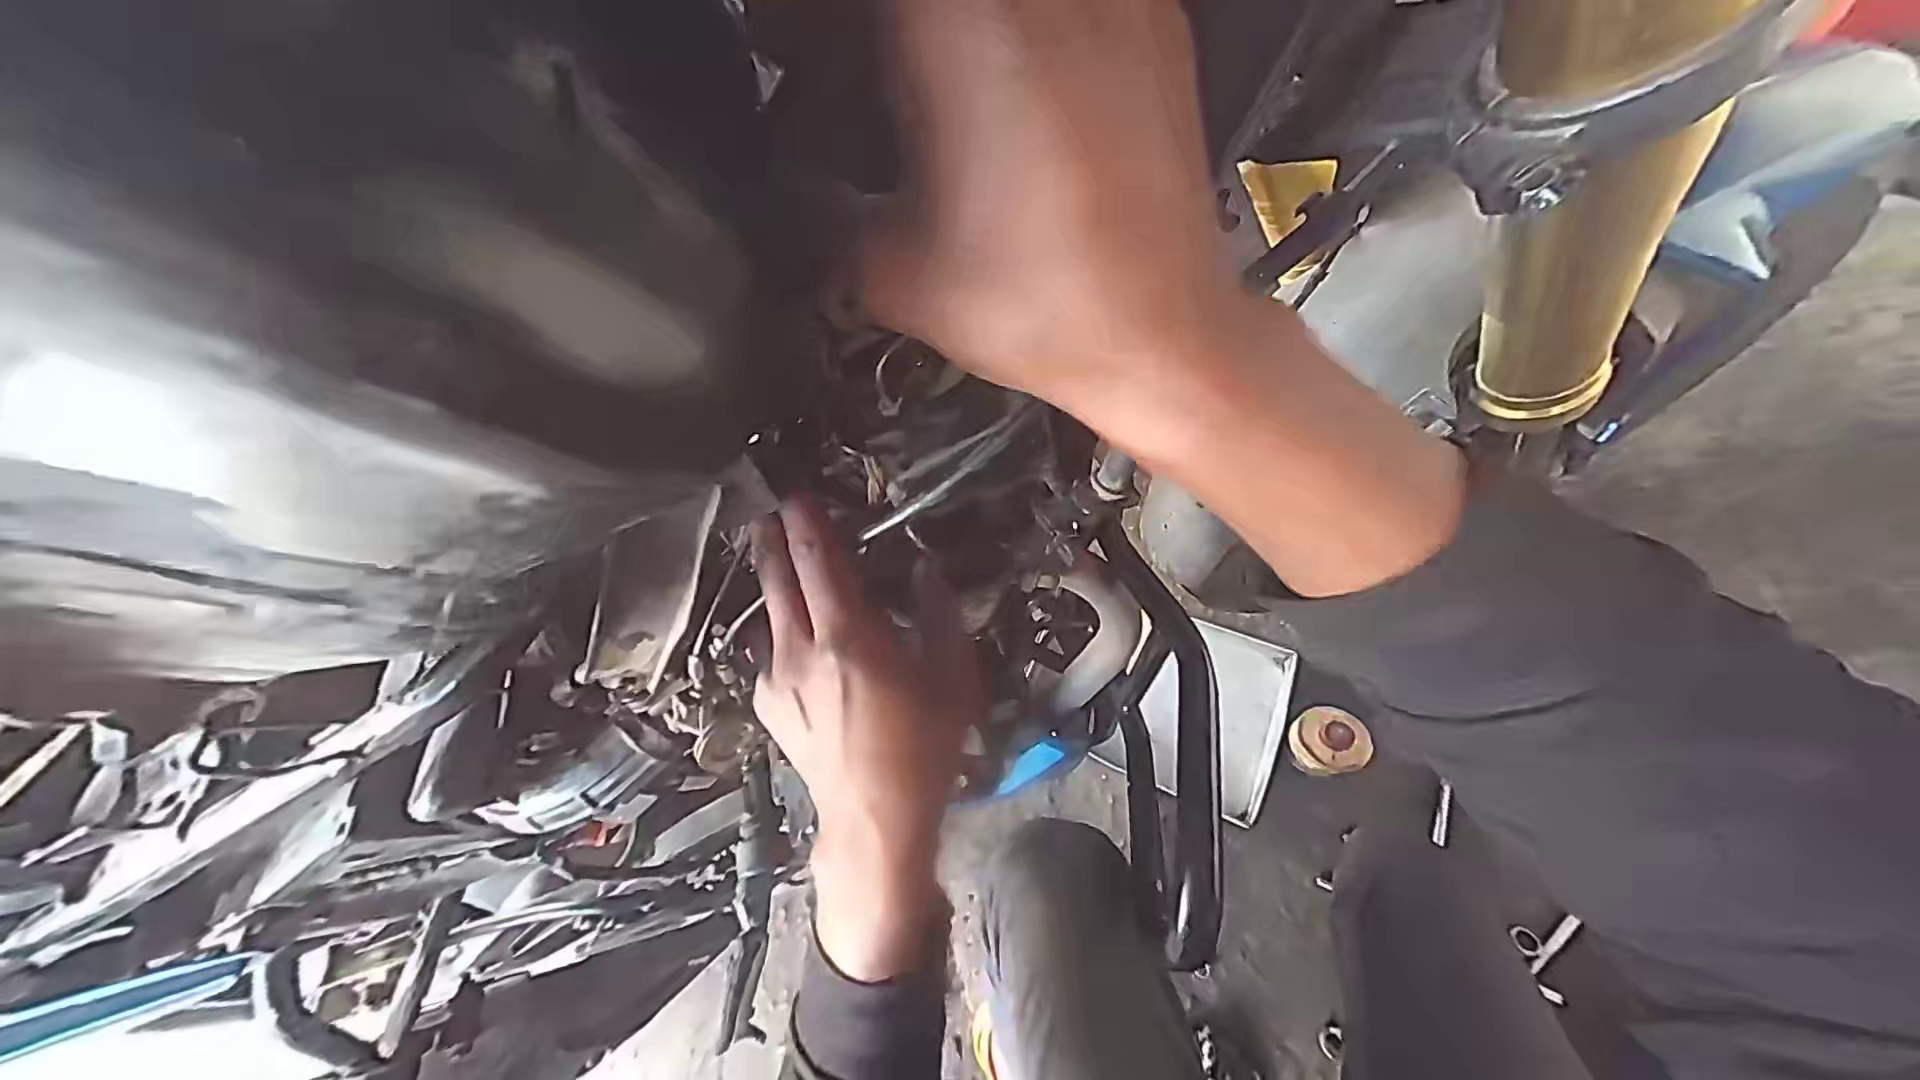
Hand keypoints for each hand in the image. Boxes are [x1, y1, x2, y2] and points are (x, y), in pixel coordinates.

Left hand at [749, 498, 980, 979]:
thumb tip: (927, 570)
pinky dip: (783, 631)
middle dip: (774, 541)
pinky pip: (771, 653)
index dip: (808, 524)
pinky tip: (800, 637)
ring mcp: (775, 680)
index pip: (819, 563)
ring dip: (777, 584)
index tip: (798, 497)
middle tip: (772, 513)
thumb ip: (939, 614)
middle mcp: (800, 650)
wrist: (873, 818)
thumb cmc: (922, 746)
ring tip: (783, 562)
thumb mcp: (950, 676)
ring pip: (770, 615)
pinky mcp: (767, 705)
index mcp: (848, 637)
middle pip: (778, 580)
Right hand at [860, 0, 1465, 596]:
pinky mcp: (1158, 28)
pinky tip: (1018, 96)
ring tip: (952, 102)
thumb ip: (834, 225)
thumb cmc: (1044, 313)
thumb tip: (809, 198)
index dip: (823, 33)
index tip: (814, 62)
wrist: (1165, 341)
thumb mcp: (903, 282)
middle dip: (897, 42)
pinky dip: (1026, 36)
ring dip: (961, 39)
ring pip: (1006, 4)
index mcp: (962, 32)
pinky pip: (1071, 4)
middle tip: (886, 91)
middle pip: (938, 6)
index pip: (861, 6)